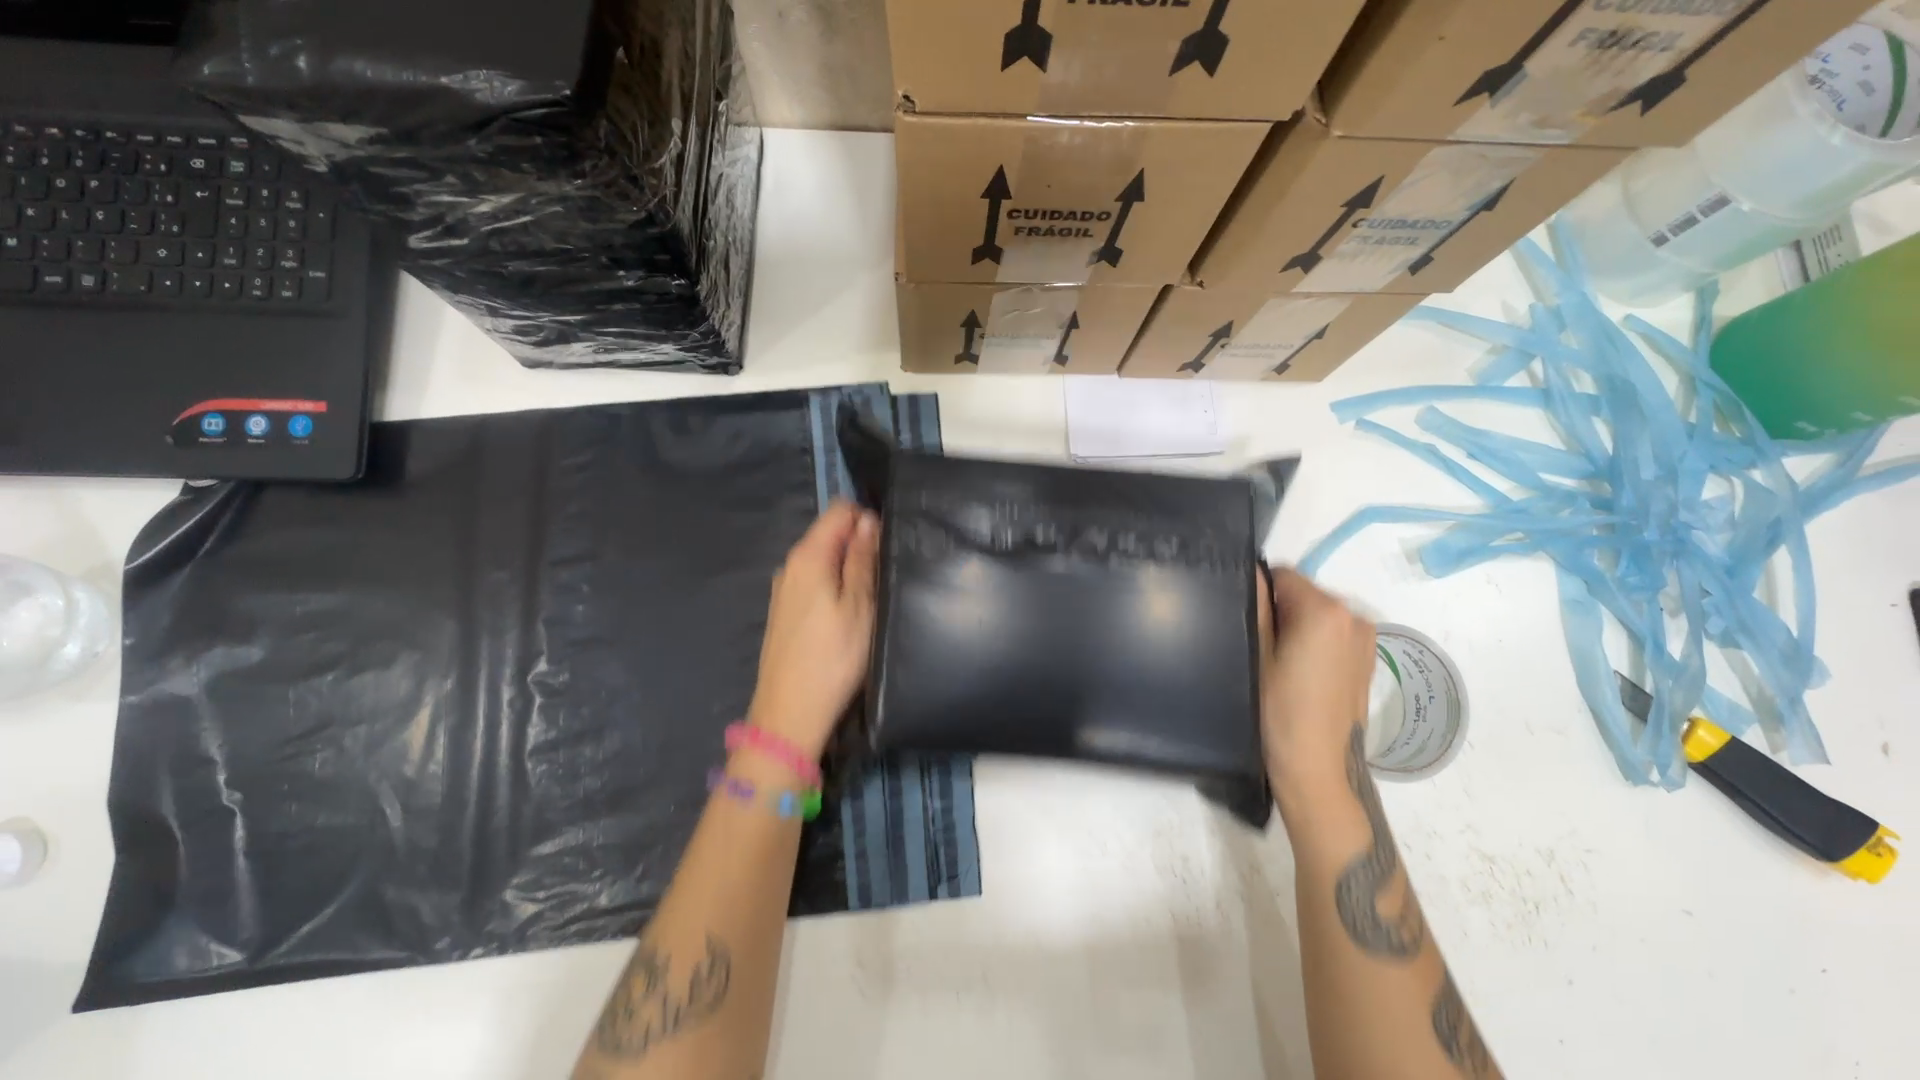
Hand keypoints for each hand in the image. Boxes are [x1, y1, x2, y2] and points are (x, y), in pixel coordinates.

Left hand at [746, 501, 881, 760]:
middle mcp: (790, 565)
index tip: (890, 546)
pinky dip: (835, 588)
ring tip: (873, 599)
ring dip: (850, 570)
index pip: (840, 509)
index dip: (868, 518)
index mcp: (808, 556)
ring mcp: (784, 590)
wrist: (790, 714)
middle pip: (831, 534)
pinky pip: (815, 583)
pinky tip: (850, 617)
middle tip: (887, 576)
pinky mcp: (785, 612)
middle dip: (860, 545)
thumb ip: (863, 559)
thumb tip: (868, 520)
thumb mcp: (861, 606)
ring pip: (824, 560)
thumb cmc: (834, 658)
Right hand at [1256, 567, 1376, 807]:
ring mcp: (1366, 639)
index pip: (1281, 575)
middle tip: (1258, 648)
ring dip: (1297, 627)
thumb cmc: (1279, 712)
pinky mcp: (1368, 659)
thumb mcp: (1256, 655)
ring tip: (1278, 665)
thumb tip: (1252, 573)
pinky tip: (1300, 675)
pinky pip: (1333, 634)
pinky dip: (1315, 643)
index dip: (1258, 594)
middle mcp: (1355, 616)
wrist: (1317, 768)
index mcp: (1326, 611)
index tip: (1245, 623)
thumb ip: (1256, 606)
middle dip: (1279, 610)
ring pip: (1317, 614)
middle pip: (1302, 593)